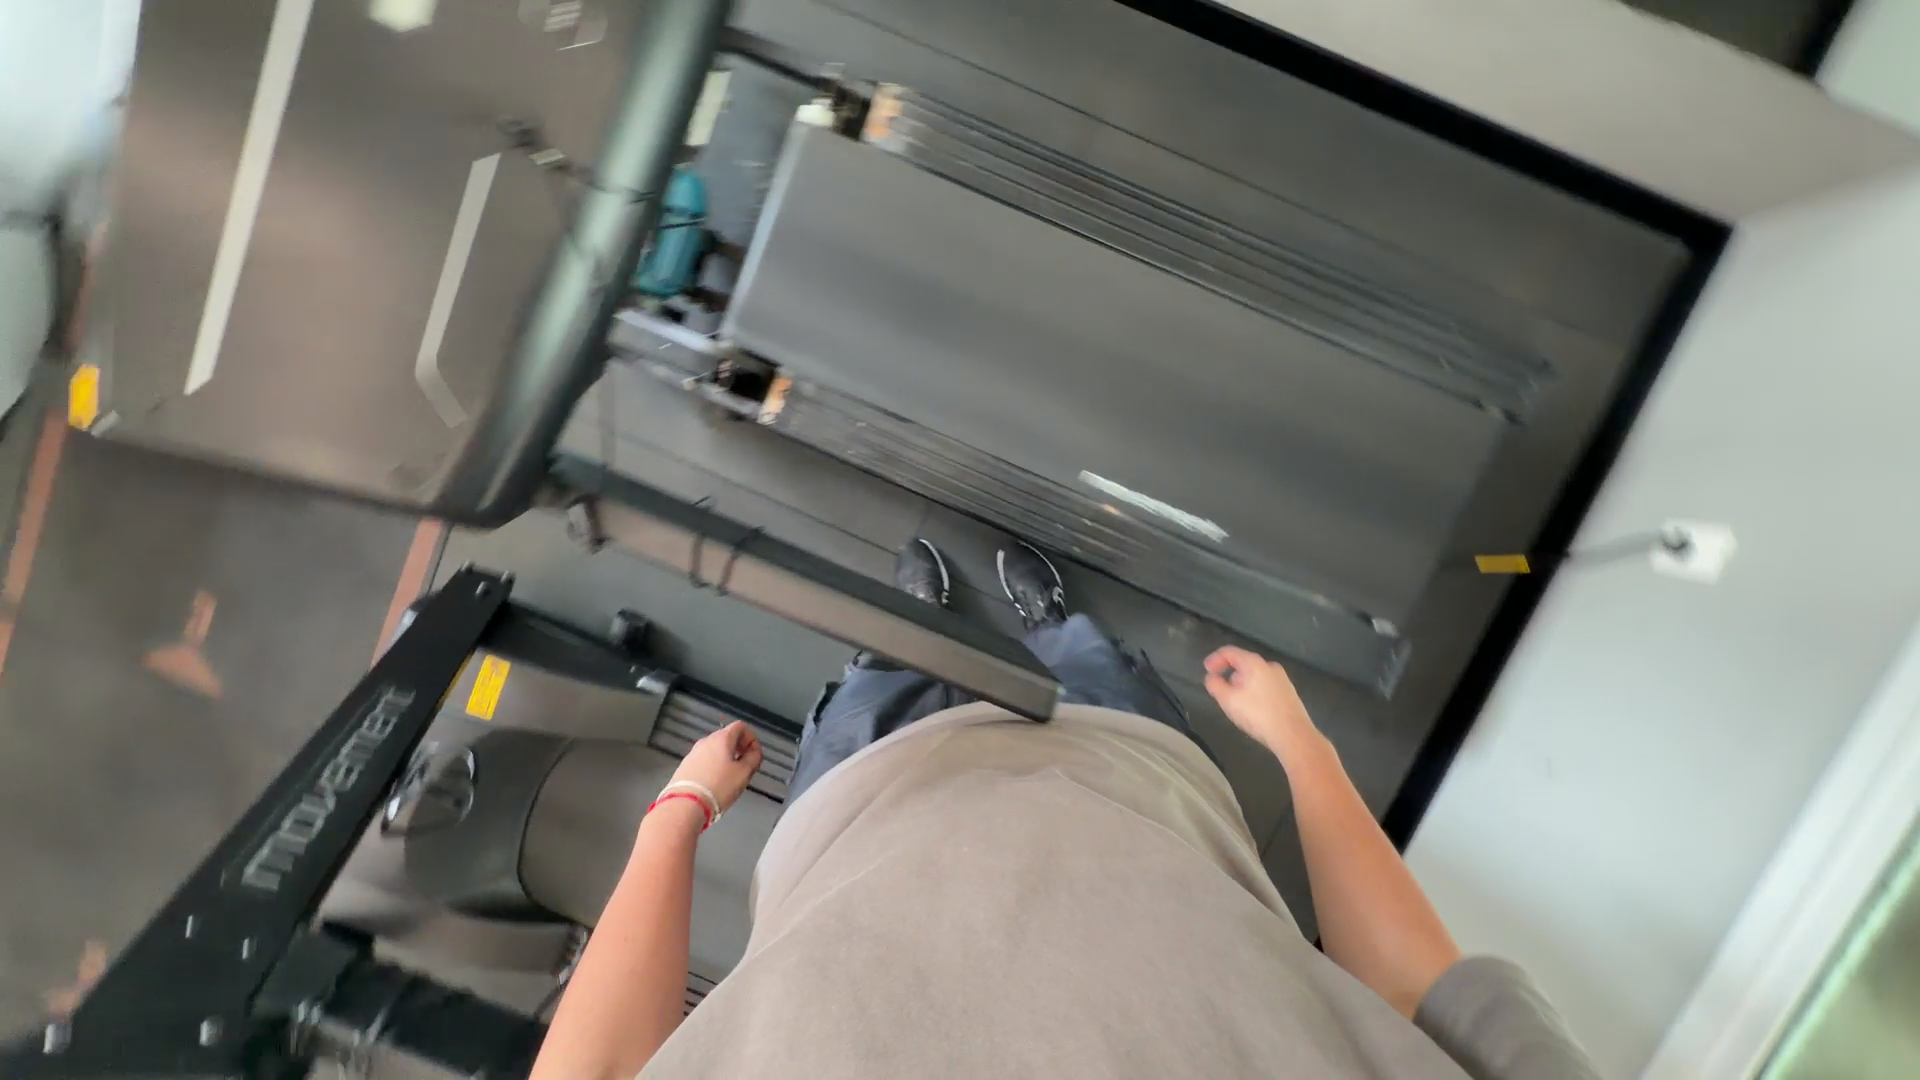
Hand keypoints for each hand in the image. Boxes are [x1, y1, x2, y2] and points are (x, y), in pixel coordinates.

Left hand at [669, 721, 763, 812]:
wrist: (684, 806)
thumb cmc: (719, 786)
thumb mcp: (744, 773)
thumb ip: (754, 758)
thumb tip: (754, 752)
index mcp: (722, 738)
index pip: (741, 726)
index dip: (751, 738)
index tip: (754, 755)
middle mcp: (705, 741)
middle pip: (727, 737)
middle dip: (739, 749)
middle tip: (745, 767)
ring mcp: (692, 754)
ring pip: (714, 750)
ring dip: (725, 759)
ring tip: (729, 778)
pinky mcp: (684, 767)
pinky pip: (703, 762)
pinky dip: (712, 768)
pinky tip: (714, 784)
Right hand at [1203, 646, 1320, 763]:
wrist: (1294, 736)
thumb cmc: (1258, 715)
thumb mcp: (1228, 700)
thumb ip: (1215, 685)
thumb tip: (1211, 677)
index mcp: (1254, 663)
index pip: (1229, 652)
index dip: (1214, 659)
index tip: (1206, 671)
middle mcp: (1270, 666)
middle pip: (1243, 663)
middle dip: (1229, 675)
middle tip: (1221, 691)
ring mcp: (1282, 679)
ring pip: (1255, 676)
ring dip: (1242, 685)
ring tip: (1237, 704)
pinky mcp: (1289, 693)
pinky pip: (1266, 686)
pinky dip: (1255, 692)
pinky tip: (1254, 710)